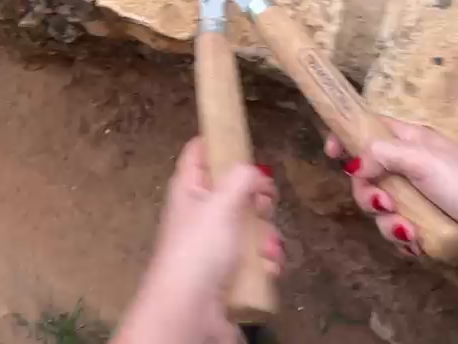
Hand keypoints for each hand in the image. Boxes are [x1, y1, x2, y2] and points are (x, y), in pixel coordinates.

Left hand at [116, 138, 282, 343]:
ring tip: (268, 249)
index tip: (245, 142)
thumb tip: (253, 170)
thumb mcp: (220, 204)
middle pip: (234, 190)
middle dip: (257, 198)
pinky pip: (255, 257)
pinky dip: (266, 262)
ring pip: (250, 225)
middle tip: (265, 203)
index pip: (200, 151)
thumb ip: (241, 178)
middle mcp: (200, 212)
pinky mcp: (228, 272)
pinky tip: (269, 269)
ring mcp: (214, 244)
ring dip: (266, 236)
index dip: (220, 142)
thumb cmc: (199, 250)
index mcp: (189, 188)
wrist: (189, 314)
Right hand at [326, 118, 457, 271]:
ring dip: (387, 220)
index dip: (346, 138)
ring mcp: (415, 199)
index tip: (331, 154)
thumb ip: (382, 155)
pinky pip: (396, 232)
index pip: (367, 130)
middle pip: (366, 174)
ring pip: (378, 207)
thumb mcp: (424, 160)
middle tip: (382, 202)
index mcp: (409, 142)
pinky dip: (402, 238)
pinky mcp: (423, 229)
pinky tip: (418, 242)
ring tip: (407, 229)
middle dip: (367, 192)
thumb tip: (351, 163)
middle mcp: (408, 168)